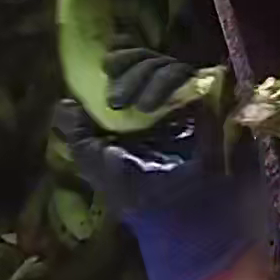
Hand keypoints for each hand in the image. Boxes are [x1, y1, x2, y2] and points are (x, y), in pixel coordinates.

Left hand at [54, 60, 248, 279]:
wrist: (180, 219)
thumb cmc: (140, 196)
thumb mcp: (100, 168)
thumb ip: (80, 137)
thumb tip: (63, 103)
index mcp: (140, 103)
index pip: (135, 65)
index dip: (124, 59)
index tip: (108, 68)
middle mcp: (166, 96)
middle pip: (154, 61)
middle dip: (135, 72)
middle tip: (118, 101)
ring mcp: (193, 99)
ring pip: (176, 68)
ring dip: (155, 80)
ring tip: (142, 108)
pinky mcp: (215, 105)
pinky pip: (202, 82)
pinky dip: (183, 86)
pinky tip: (165, 104)